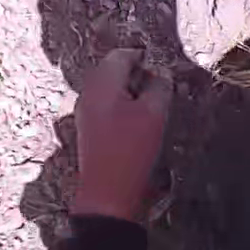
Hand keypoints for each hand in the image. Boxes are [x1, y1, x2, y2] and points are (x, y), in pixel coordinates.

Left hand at [71, 49, 171, 223]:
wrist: (108, 193)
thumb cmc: (131, 149)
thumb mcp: (154, 114)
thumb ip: (159, 86)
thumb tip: (161, 73)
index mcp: (101, 85)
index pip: (120, 55)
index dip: (143, 57)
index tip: (163, 69)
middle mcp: (88, 94)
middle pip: (112, 70)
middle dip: (137, 74)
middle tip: (161, 87)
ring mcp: (86, 112)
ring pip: (110, 88)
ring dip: (132, 91)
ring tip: (153, 105)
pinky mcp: (90, 129)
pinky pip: (107, 105)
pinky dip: (124, 105)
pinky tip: (139, 122)